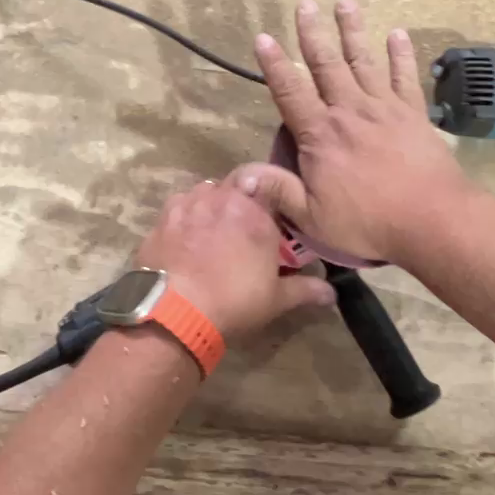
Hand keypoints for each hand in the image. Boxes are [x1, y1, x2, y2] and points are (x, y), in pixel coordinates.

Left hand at [135, 181, 334, 342]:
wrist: (174, 314)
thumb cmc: (234, 302)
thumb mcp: (276, 299)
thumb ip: (305, 289)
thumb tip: (332, 293)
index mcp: (256, 211)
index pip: (269, 181)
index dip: (271, 194)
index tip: (273, 214)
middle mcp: (222, 197)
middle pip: (236, 185)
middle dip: (241, 201)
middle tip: (243, 229)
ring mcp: (188, 204)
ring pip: (206, 193)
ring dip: (213, 206)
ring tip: (214, 233)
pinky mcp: (163, 217)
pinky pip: (180, 206)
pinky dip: (186, 217)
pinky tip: (187, 239)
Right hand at [232, 0, 472, 263]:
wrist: (433, 220)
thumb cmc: (369, 223)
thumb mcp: (313, 218)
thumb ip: (277, 192)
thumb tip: (239, 176)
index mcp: (320, 135)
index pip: (290, 92)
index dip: (274, 65)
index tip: (263, 38)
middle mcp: (349, 112)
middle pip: (327, 65)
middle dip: (313, 34)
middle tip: (305, 4)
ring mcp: (384, 109)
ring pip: (363, 61)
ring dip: (352, 31)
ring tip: (345, 1)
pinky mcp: (414, 114)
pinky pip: (405, 77)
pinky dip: (401, 55)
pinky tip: (397, 34)